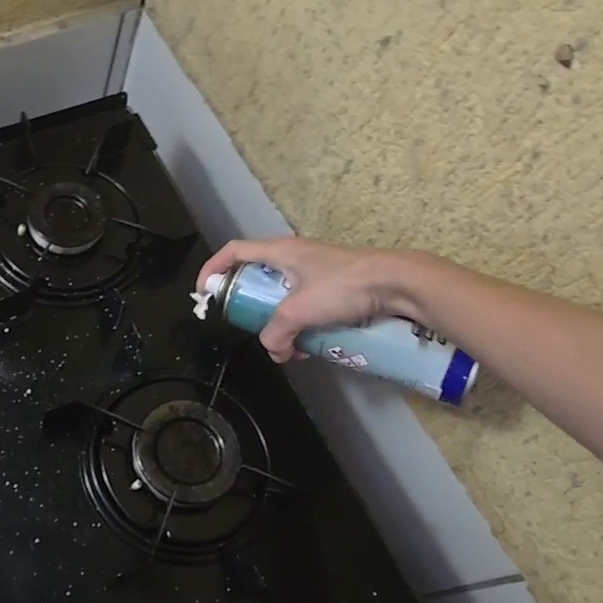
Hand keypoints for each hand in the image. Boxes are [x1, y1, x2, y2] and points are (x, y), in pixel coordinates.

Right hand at [196, 237, 414, 362]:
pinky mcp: (334, 285)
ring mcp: (315, 270)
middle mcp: (294, 256)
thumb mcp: (299, 311)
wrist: (398, 283)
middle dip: (248, 304)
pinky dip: (300, 325)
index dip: (213, 269)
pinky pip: (304, 304)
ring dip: (277, 321)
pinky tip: (310, 345)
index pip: (233, 251)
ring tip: (285, 343)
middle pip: (255, 275)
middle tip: (248, 324)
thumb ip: (276, 333)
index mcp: (279, 251)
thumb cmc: (343, 286)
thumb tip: (274, 351)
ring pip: (281, 295)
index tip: (204, 293)